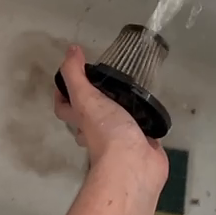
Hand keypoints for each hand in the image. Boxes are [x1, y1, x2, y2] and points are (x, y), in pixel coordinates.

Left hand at [54, 45, 168, 196]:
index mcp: (83, 121)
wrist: (134, 164)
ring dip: (123, 110)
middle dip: (96, 102)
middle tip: (107, 81)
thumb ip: (76, 75)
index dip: (62, 93)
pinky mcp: (144, 143)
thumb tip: (70, 50)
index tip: (72, 73)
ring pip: (117, 122)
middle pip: (90, 116)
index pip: (65, 106)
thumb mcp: (86, 99)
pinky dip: (146, 120)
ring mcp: (122, 140)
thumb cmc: (107, 132)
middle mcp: (99, 131)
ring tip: (133, 89)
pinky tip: (153, 107)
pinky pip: (142, 129)